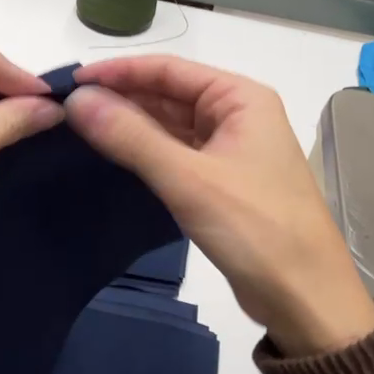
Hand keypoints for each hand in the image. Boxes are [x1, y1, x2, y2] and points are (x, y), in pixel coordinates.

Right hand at [63, 56, 373, 356]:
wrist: (308, 303)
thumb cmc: (257, 230)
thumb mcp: (188, 179)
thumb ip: (130, 136)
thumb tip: (76, 100)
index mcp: (240, 98)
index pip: (167, 69)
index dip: (117, 72)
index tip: (69, 83)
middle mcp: (236, 114)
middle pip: (166, 93)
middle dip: (119, 97)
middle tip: (65, 108)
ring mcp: (228, 148)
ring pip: (167, 123)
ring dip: (128, 124)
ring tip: (77, 127)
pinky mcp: (220, 180)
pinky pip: (172, 151)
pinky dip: (142, 150)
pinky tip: (109, 154)